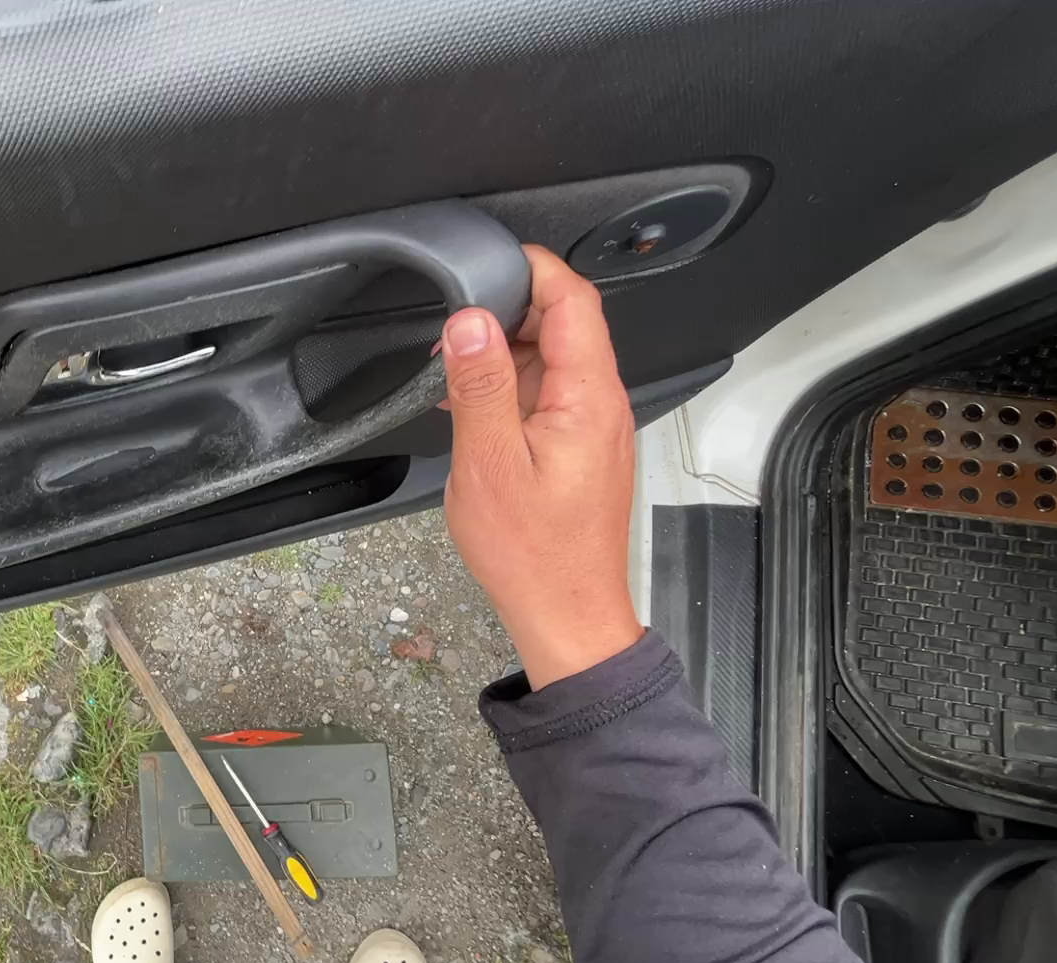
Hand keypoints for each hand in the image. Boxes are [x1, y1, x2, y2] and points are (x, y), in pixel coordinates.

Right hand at [438, 246, 642, 688]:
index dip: (535, 270)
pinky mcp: (579, 450)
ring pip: (553, 365)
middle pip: (564, 328)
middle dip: (507, 315)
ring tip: (455, 375)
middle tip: (454, 331)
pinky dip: (510, 390)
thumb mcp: (490, 463)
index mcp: (588, 397)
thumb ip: (481, 387)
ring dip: (503, 356)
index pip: (574, 303)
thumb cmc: (530, 548)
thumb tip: (470, 323)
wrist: (563, 608)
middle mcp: (602, 405)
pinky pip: (548, 399)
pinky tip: (474, 410)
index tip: (492, 262)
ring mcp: (593, 428)